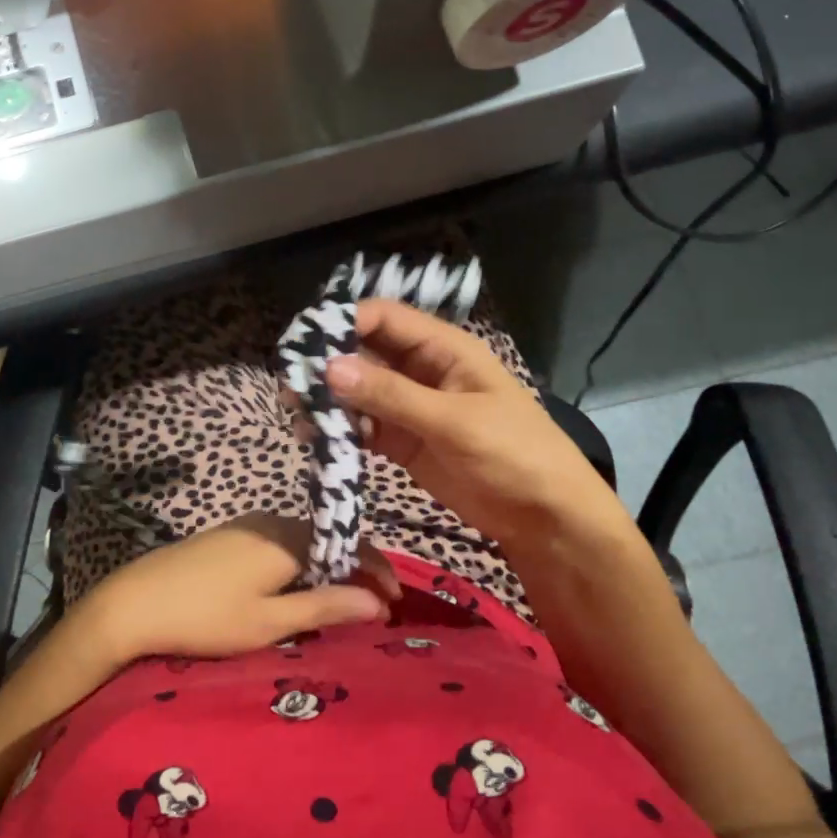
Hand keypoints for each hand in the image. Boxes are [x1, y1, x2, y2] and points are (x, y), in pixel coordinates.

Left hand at [75, 514, 400, 663]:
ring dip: (326, 567)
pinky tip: (296, 589)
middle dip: (354, 569)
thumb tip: (378, 603)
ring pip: (301, 541)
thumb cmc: (205, 618)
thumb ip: (325, 608)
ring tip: (341, 601)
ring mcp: (243, 526)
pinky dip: (298, 564)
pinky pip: (277, 544)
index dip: (377, 570)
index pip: (348, 544)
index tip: (396, 601)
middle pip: (326, 539)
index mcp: (285, 538)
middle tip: (373, 606)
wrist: (132, 604)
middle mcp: (268, 521)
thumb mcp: (269, 621)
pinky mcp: (224, 537)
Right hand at [323, 300, 632, 547]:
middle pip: (363, 352)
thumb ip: (390, 395)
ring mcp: (409, 406)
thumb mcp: (453, 422)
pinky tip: (314, 439)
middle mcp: (421, 370)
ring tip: (296, 416)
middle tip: (290, 386)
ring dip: (327, 400)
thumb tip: (328, 368)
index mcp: (443, 350)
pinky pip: (361, 426)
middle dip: (326, 365)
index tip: (304, 346)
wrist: (546, 519)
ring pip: (356, 391)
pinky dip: (338, 430)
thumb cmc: (513, 455)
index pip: (383, 318)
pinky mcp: (402, 441)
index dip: (342, 323)